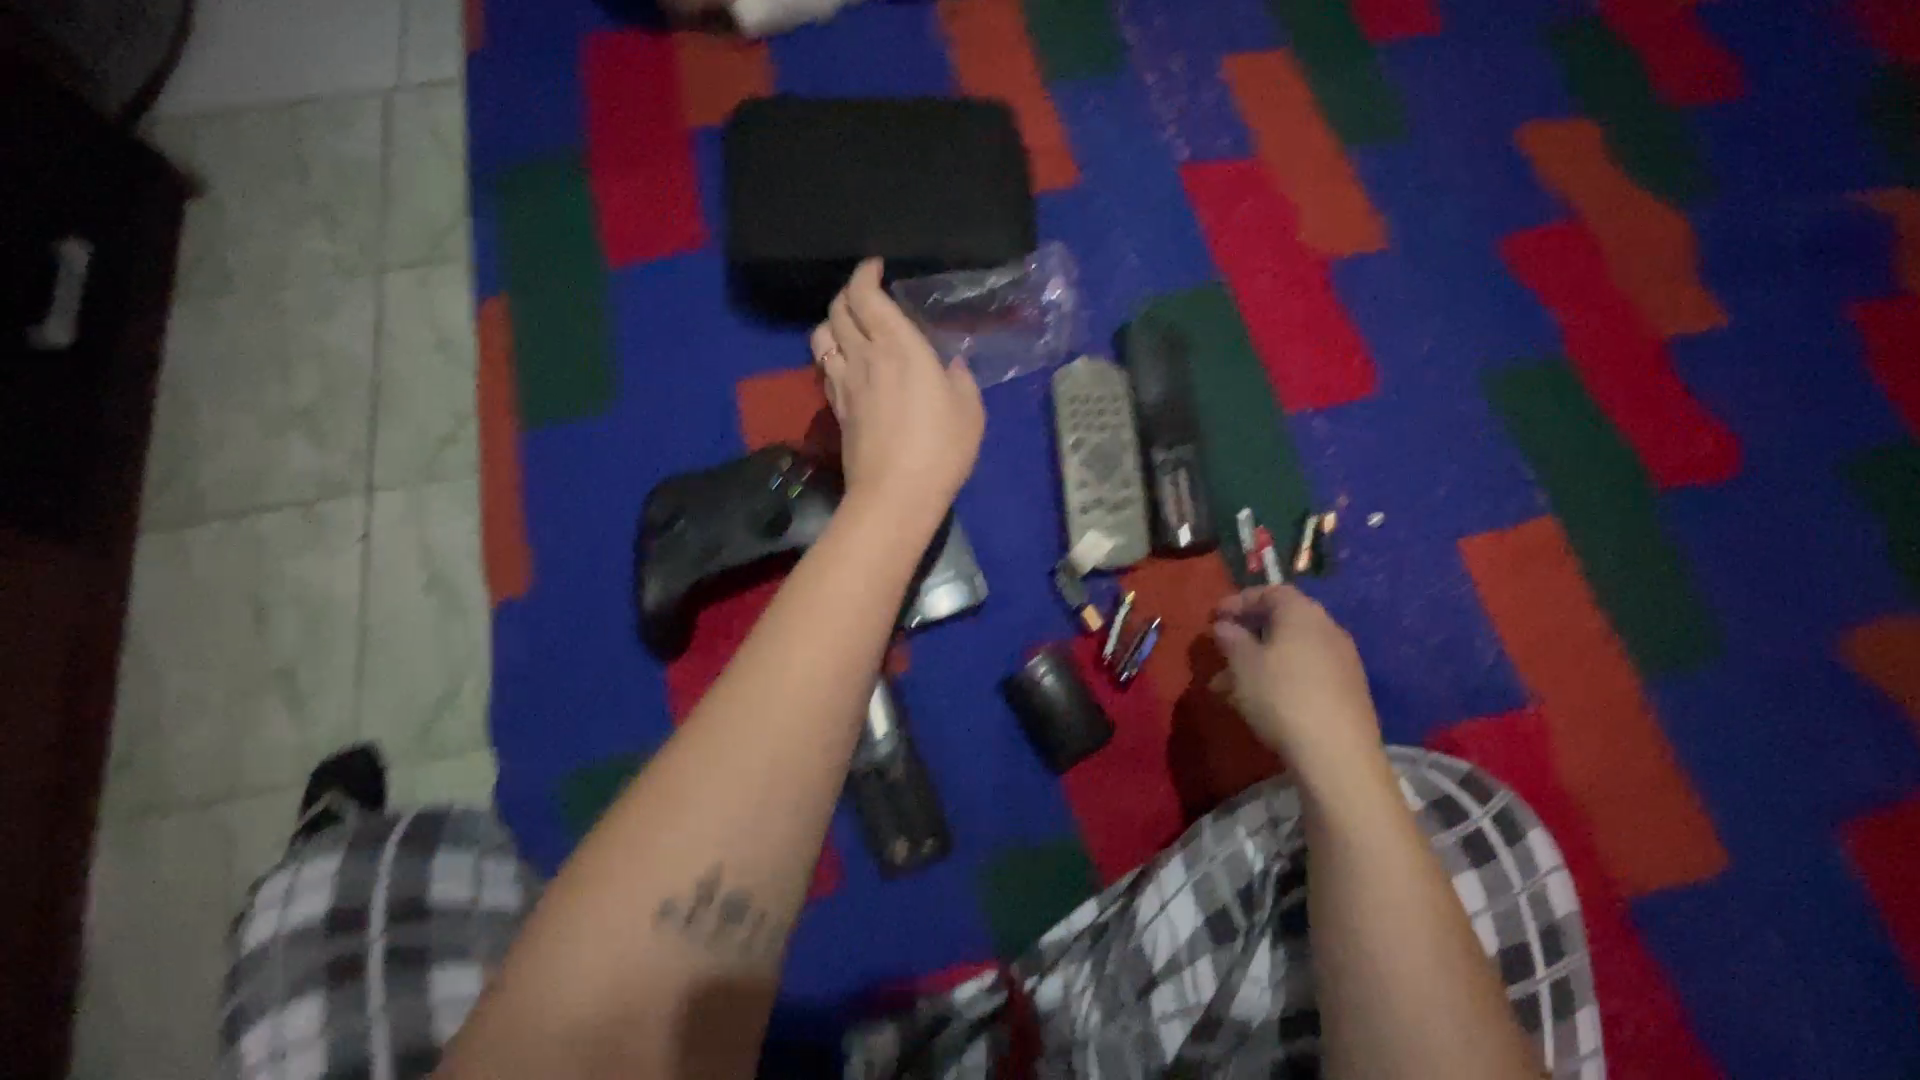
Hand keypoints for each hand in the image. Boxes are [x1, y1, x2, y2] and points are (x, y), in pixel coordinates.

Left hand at [812, 259, 985, 523]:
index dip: (864, 274)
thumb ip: (960, 380)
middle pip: (837, 310)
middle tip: (866, 295)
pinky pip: (825, 368)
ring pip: (821, 337)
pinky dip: (831, 355)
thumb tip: (950, 366)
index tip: (876, 267)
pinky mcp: (836, 410)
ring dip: (832, 323)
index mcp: (897, 345)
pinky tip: (848, 364)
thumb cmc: (940, 449)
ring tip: (850, 327)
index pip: (864, 295)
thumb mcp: (969, 410)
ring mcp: (844, 384)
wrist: (895, 496)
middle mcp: (863, 356)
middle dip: (848, 294)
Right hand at [1211, 586, 1386, 783]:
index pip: (1271, 592)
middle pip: (1283, 622)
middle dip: (1248, 635)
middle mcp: (1327, 629)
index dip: (1240, 600)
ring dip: (1259, 662)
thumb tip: (1225, 625)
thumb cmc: (1281, 697)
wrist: (1338, 753)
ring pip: (1291, 652)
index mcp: (1302, 614)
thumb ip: (1230, 639)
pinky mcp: (1347, 691)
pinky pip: (1305, 673)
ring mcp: (1342, 661)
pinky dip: (1279, 678)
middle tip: (1221, 650)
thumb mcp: (1243, 665)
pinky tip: (1259, 702)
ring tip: (1228, 686)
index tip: (1215, 617)